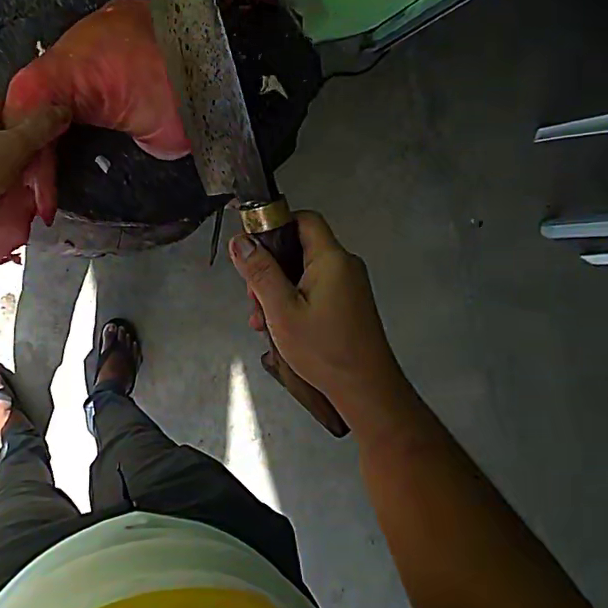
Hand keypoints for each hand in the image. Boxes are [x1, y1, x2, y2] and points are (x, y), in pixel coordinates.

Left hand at [0, 100, 69, 234]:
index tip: (55, 133)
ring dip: (21, 172)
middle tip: (48, 163)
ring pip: (5, 159)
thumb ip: (42, 127)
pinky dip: (8, 186)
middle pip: (12, 134)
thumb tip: (64, 108)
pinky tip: (21, 197)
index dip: (36, 116)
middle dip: (31, 150)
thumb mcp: (16, 145)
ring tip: (37, 184)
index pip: (15, 104)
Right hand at [228, 211, 404, 405]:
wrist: (365, 389)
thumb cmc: (329, 353)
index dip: (275, 225)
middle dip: (270, 268)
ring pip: (302, 271)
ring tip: (265, 318)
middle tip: (256, 295)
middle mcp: (344, 266)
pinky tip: (281, 325)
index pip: (303, 219)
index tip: (253, 245)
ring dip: (278, 289)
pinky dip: (293, 301)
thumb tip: (242, 243)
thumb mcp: (281, 310)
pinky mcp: (347, 303)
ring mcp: (348, 285)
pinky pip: (313, 289)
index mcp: (331, 260)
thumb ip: (260, 272)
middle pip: (298, 247)